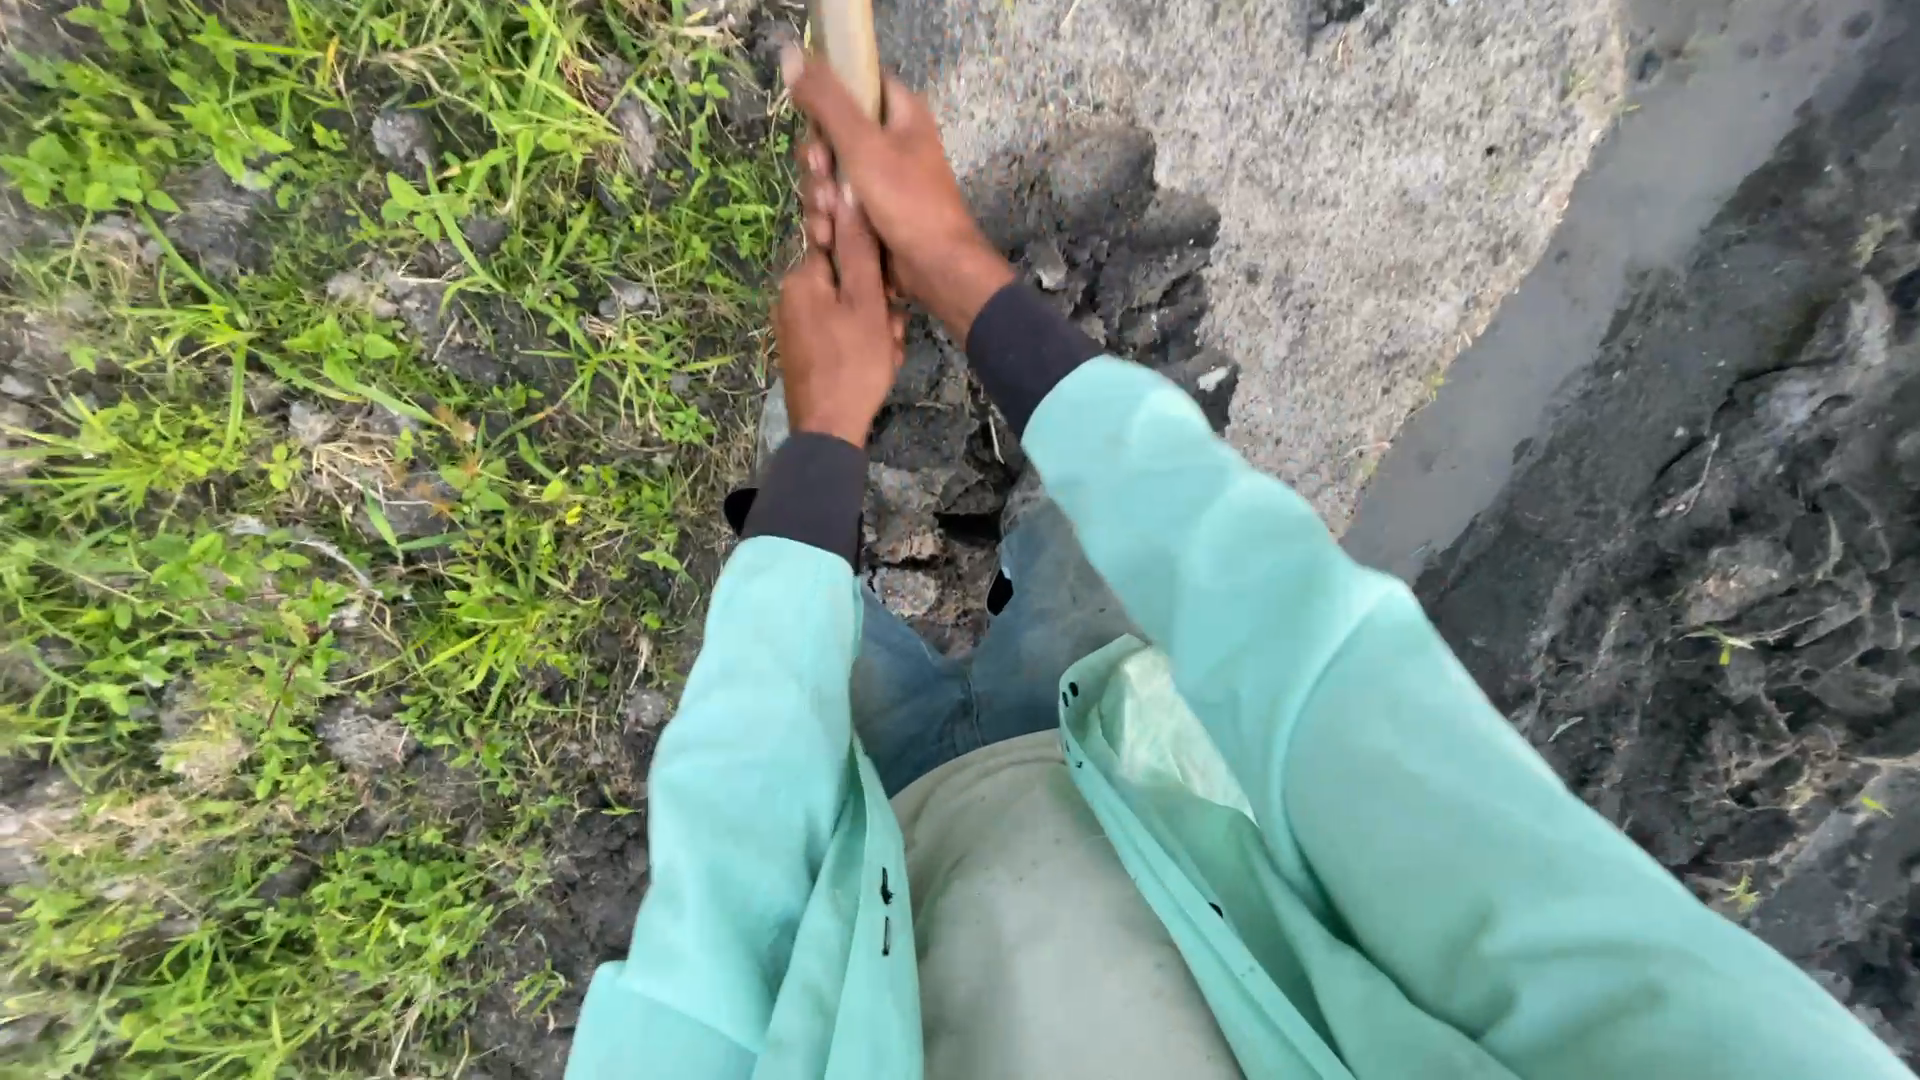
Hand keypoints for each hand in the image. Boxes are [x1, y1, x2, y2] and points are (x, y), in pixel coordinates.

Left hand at [774, 197, 906, 447]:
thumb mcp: (865, 302)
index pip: (839, 240)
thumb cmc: (852, 364)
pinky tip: (876, 364)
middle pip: (847, 280)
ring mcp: (795, 327)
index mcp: (802, 277)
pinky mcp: (803, 352)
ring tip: (886, 353)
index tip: (887, 285)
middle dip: (877, 302)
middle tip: (890, 332)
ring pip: (849, 310)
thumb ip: (857, 246)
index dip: (871, 259)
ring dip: (875, 327)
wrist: (828, 430)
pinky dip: (862, 345)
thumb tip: (847, 187)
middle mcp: (791, 296)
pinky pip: (840, 333)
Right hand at [783, 47, 1015, 343]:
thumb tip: (789, 53)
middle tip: (824, 179)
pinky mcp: (871, 218)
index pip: (855, 84)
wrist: (936, 268)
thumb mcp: (863, 143)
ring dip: (820, 200)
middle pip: (832, 137)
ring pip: (829, 178)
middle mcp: (892, 144)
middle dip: (819, 165)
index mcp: (901, 113)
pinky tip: (829, 239)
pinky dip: (830, 224)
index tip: (816, 125)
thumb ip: (826, 100)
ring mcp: (881, 184)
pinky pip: (837, 210)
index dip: (828, 100)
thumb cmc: (908, 200)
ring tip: (830, 220)